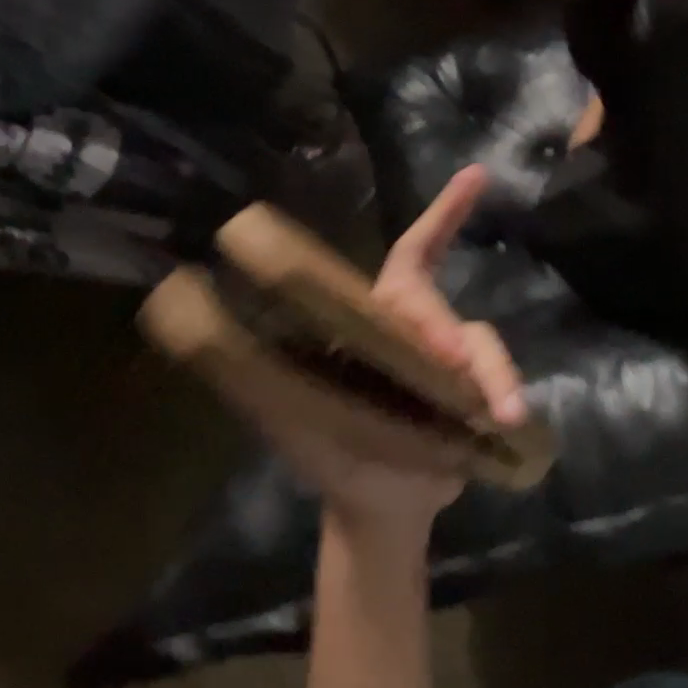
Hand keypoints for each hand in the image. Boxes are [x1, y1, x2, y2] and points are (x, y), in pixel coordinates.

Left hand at [257, 166, 527, 539]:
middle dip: (446, 329)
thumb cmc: (330, 456)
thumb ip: (232, 360)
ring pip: (480, 345)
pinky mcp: (481, 397)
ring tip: (500, 409)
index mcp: (375, 323)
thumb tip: (175, 295)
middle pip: (439, 305)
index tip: (478, 176)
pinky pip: (499, 382)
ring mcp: (455, 367)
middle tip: (450, 363)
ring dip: (491, 373)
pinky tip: (512, 418)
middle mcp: (421, 335)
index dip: (443, 216)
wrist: (384, 511)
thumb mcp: (279, 410)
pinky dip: (506, 394)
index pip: (412, 258)